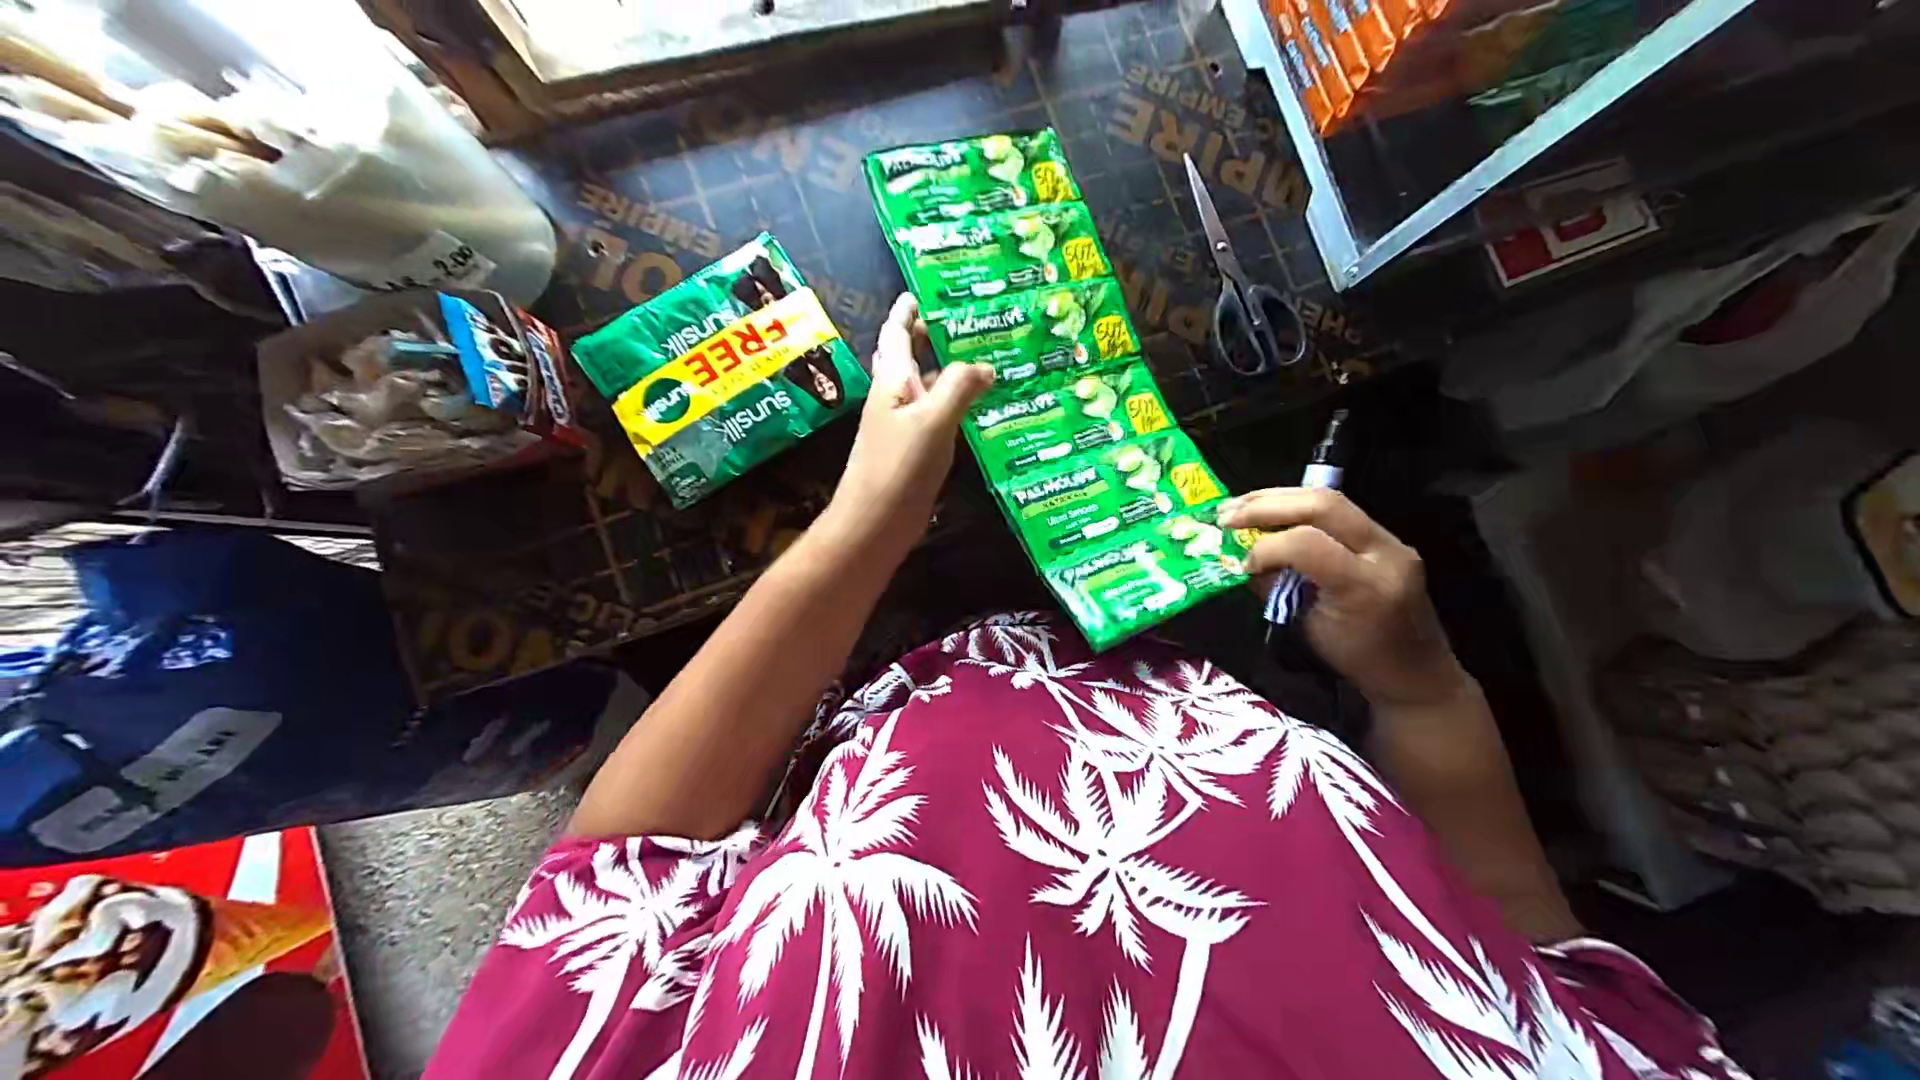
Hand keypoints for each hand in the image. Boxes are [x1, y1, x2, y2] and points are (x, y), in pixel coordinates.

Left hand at [823, 293, 993, 554]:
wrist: (875, 523)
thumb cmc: (898, 467)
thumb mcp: (931, 420)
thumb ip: (958, 387)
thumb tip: (984, 366)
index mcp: (893, 381)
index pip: (896, 333)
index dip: (909, 309)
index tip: (928, 288)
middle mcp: (896, 397)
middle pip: (913, 356)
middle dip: (936, 335)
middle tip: (974, 319)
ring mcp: (906, 425)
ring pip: (930, 386)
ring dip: (952, 371)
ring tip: (991, 356)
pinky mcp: (917, 451)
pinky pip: (940, 415)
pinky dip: (958, 404)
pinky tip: (983, 406)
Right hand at [1219, 488, 1470, 708]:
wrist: (1417, 674)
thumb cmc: (1356, 660)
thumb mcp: (1305, 629)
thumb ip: (1275, 589)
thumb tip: (1239, 561)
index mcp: (1365, 585)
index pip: (1308, 544)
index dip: (1265, 548)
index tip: (1240, 564)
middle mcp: (1385, 553)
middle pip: (1323, 504)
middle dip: (1266, 505)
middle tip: (1224, 515)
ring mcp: (1391, 541)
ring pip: (1330, 497)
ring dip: (1277, 498)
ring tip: (1238, 506)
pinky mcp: (1386, 538)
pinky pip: (1338, 510)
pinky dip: (1296, 506)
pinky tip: (1268, 512)